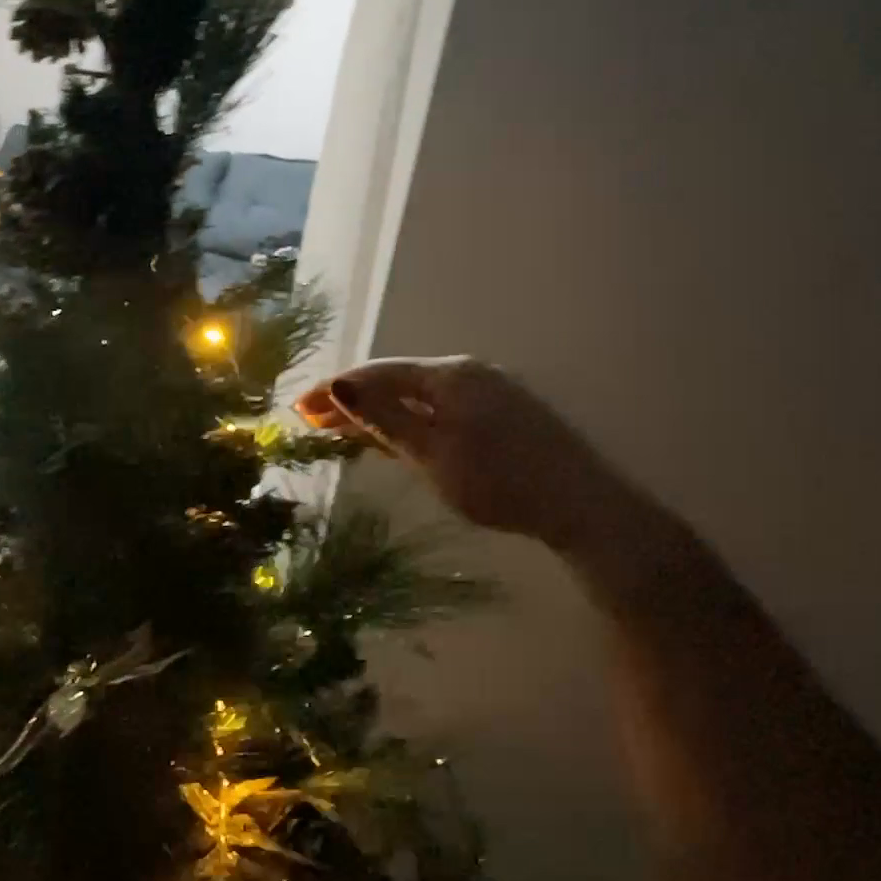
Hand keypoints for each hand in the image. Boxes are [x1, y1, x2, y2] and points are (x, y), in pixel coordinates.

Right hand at [297, 356, 631, 546]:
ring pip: (415, 394)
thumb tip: (339, 386)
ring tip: (338, 429)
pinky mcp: (500, 413)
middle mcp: (467, 373)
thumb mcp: (430, 453)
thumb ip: (384, 419)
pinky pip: (436, 407)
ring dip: (376, 410)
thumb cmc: (498, 481)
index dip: (334, 389)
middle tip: (309, 420)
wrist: (582, 507)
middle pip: (395, 380)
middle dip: (351, 399)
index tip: (298, 408)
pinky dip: (405, 419)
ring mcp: (487, 391)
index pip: (377, 373)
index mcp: (449, 375)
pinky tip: (388, 435)